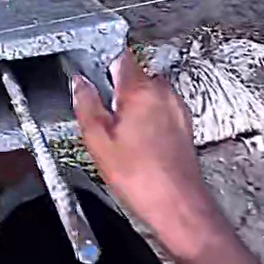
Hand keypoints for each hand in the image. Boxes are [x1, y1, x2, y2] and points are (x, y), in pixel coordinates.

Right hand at [70, 52, 223, 254]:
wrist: (178, 206)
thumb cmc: (142, 177)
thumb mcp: (97, 140)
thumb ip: (86, 104)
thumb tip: (79, 84)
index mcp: (141, 90)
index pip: (121, 57)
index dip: (102, 62)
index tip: (91, 72)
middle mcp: (163, 93)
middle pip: (133, 77)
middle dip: (115, 91)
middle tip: (102, 116)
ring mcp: (176, 108)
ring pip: (146, 94)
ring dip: (132, 106)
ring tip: (120, 135)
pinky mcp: (183, 124)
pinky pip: (159, 110)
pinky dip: (146, 120)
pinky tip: (137, 144)